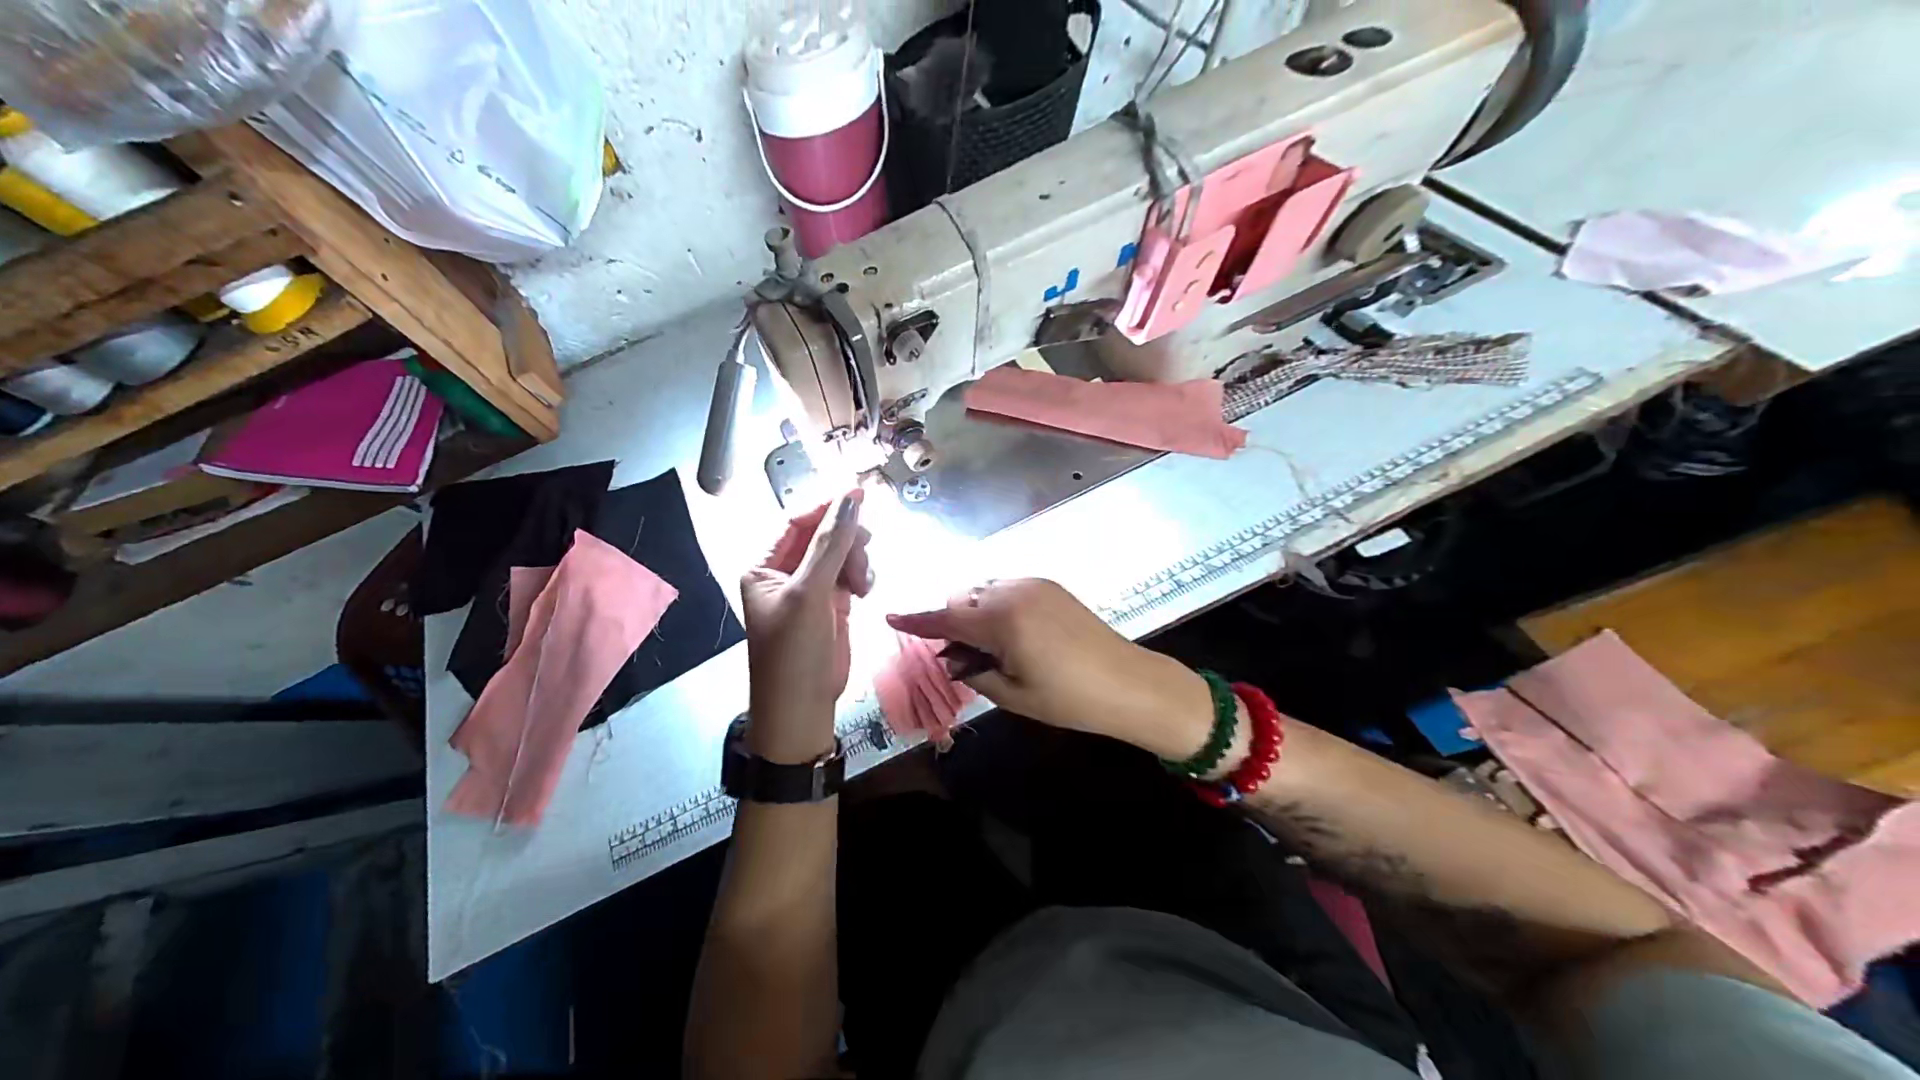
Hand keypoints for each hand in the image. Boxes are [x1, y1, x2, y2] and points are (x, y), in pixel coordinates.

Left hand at [741, 489, 872, 762]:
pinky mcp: (833, 604)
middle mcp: (785, 573)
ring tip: (861, 584)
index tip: (860, 494)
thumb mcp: (809, 593)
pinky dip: (861, 576)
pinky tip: (864, 591)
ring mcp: (811, 589)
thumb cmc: (794, 650)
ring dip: (856, 560)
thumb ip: (831, 543)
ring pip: (841, 554)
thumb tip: (851, 498)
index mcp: (764, 566)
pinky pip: (851, 573)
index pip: (797, 523)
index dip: (827, 507)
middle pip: (823, 535)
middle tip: (866, 545)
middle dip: (846, 539)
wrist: (803, 706)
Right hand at [886, 578, 1214, 762]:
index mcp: (1002, 620)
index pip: (946, 618)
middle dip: (949, 622)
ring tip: (984, 648)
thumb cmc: (1069, 698)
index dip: (917, 620)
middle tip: (956, 657)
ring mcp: (1035, 585)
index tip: (891, 616)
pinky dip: (994, 606)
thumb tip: (952, 657)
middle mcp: (1014, 592)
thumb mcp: (1012, 693)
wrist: (1130, 683)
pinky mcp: (1051, 587)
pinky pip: (1006, 589)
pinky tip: (1007, 633)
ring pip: (984, 591)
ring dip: (973, 613)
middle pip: (963, 599)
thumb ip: (973, 671)